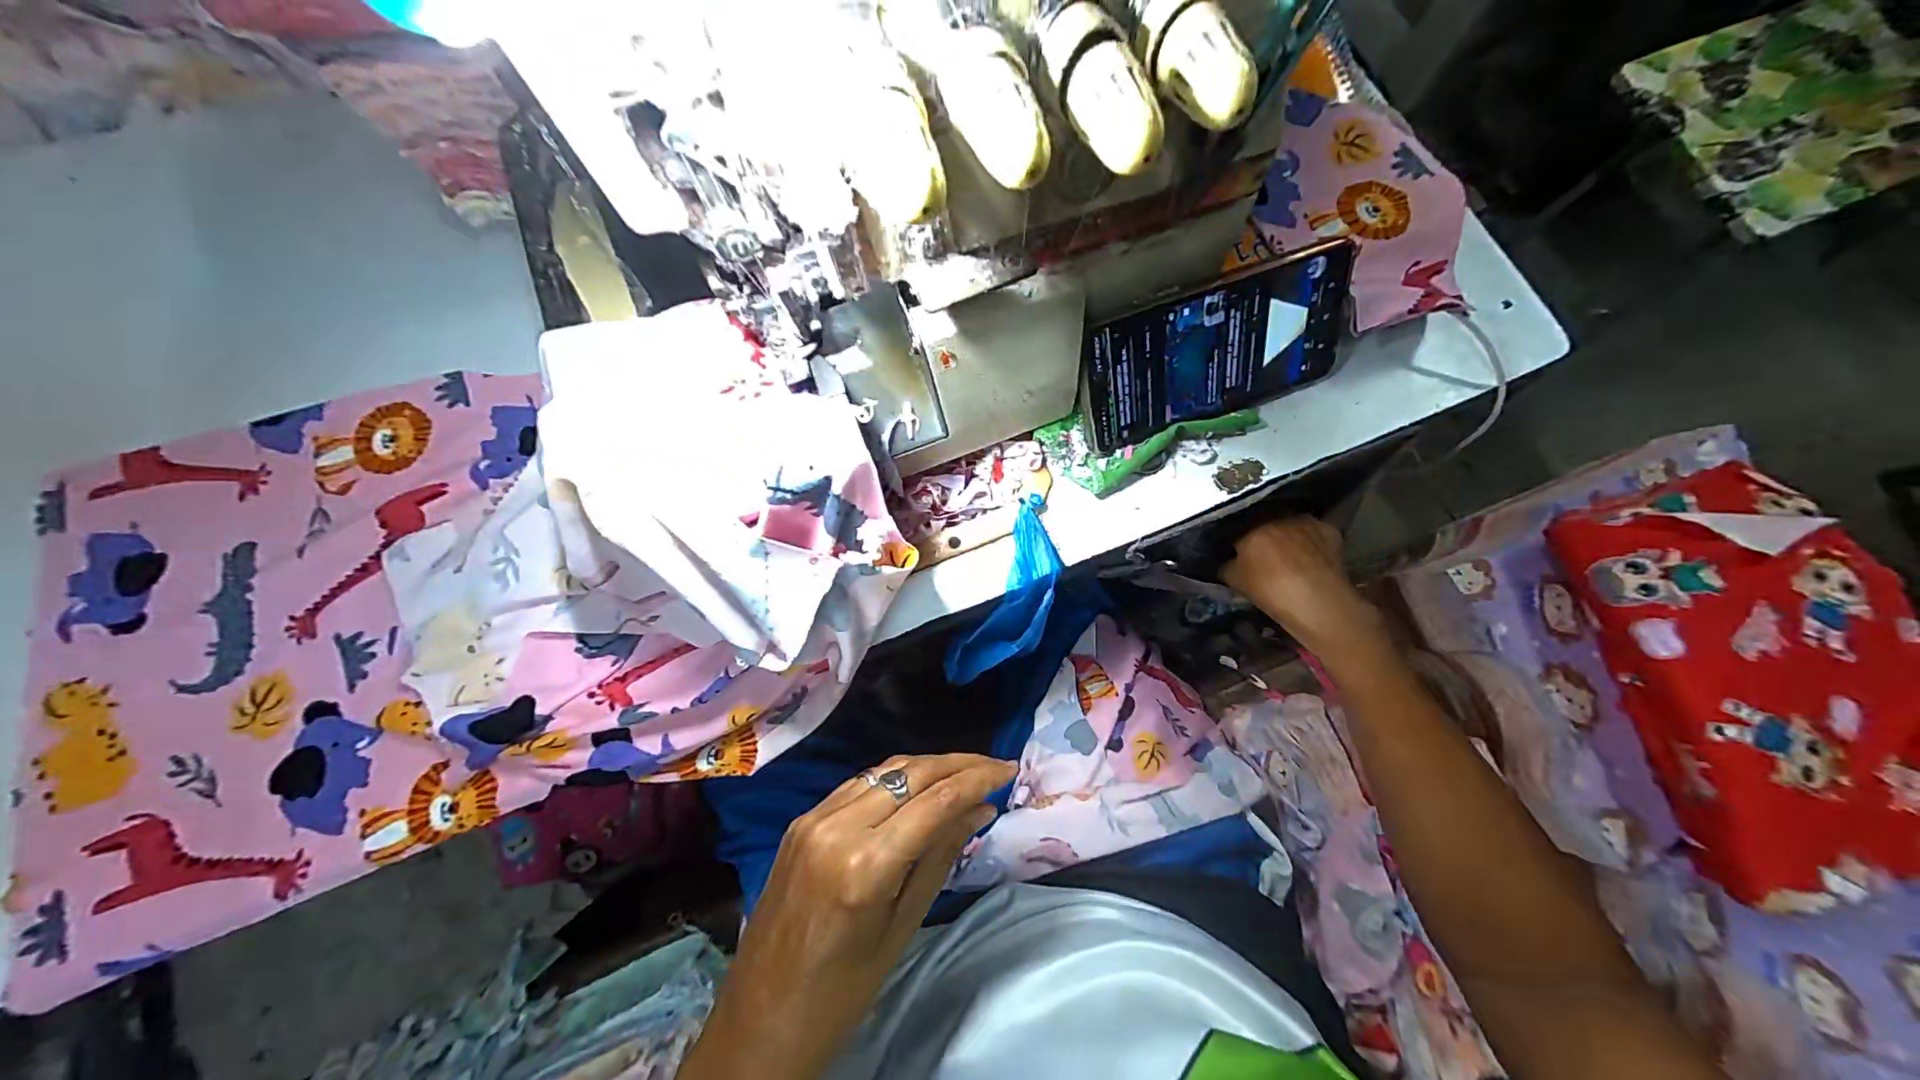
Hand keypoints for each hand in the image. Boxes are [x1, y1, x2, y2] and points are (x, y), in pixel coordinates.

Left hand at [680, 753, 1016, 1079]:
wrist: (760, 1016)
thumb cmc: (842, 991)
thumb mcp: (903, 927)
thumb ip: (941, 857)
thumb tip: (979, 809)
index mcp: (864, 863)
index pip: (934, 800)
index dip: (976, 778)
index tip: (1008, 770)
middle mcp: (836, 826)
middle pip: (909, 772)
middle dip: (957, 763)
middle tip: (994, 766)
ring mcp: (813, 818)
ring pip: (882, 770)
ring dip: (927, 766)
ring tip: (964, 772)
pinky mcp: (800, 821)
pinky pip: (857, 785)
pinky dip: (894, 779)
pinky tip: (918, 787)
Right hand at [1222, 517, 1386, 657]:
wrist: (1318, 602)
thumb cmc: (1271, 591)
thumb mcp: (1235, 582)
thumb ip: (1226, 566)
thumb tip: (1226, 561)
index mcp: (1250, 529)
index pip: (1237, 532)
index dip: (1238, 544)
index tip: (1239, 556)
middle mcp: (1277, 519)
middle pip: (1266, 525)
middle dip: (1265, 537)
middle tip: (1266, 556)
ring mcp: (1306, 522)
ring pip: (1292, 526)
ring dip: (1290, 536)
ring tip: (1292, 557)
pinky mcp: (1330, 531)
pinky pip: (1315, 533)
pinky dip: (1312, 542)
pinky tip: (1312, 558)